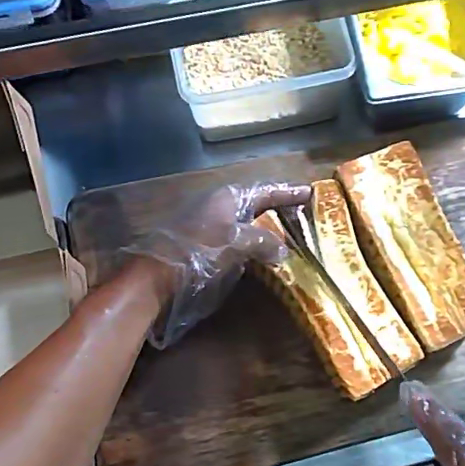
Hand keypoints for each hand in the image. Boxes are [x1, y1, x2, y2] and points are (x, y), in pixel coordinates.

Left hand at [124, 181, 311, 347]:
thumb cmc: (198, 252)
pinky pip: (235, 237)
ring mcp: (208, 224)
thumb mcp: (236, 242)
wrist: (155, 275)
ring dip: (265, 228)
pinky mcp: (201, 244)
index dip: (287, 193)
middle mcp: (218, 205)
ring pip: (244, 222)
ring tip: (286, 235)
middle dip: (277, 208)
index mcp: (228, 198)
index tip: (309, 192)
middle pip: (255, 204)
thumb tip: (283, 250)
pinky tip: (259, 254)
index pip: (266, 191)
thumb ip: (262, 242)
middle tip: (300, 213)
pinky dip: (251, 242)